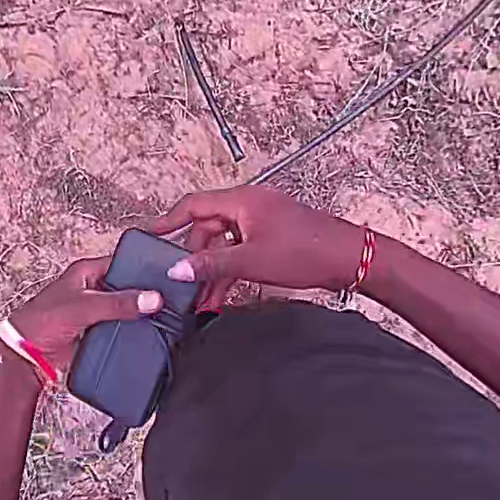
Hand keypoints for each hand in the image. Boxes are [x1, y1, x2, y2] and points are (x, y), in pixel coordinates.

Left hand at [2, 257, 162, 378]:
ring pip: (128, 309)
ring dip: (141, 313)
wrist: (26, 357)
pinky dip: (134, 331)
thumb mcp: (82, 307)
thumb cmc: (39, 323)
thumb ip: (117, 303)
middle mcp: (93, 289)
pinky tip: (148, 333)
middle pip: (128, 286)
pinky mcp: (99, 332)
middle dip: (146, 292)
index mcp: (86, 272)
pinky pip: (122, 328)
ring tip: (165, 315)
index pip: (123, 261)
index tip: (166, 271)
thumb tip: (150, 298)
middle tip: (170, 296)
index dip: (143, 265)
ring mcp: (97, 311)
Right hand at [143, 186, 367, 308]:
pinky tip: (222, 294)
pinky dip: (229, 270)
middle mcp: (249, 206)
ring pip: (223, 243)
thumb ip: (211, 265)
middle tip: (184, 283)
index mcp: (242, 201)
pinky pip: (239, 251)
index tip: (149, 235)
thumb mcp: (250, 260)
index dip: (168, 220)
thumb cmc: (308, 250)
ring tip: (203, 298)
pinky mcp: (271, 237)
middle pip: (207, 228)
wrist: (349, 259)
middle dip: (194, 257)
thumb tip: (178, 270)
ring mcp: (261, 221)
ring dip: (212, 269)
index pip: (193, 205)